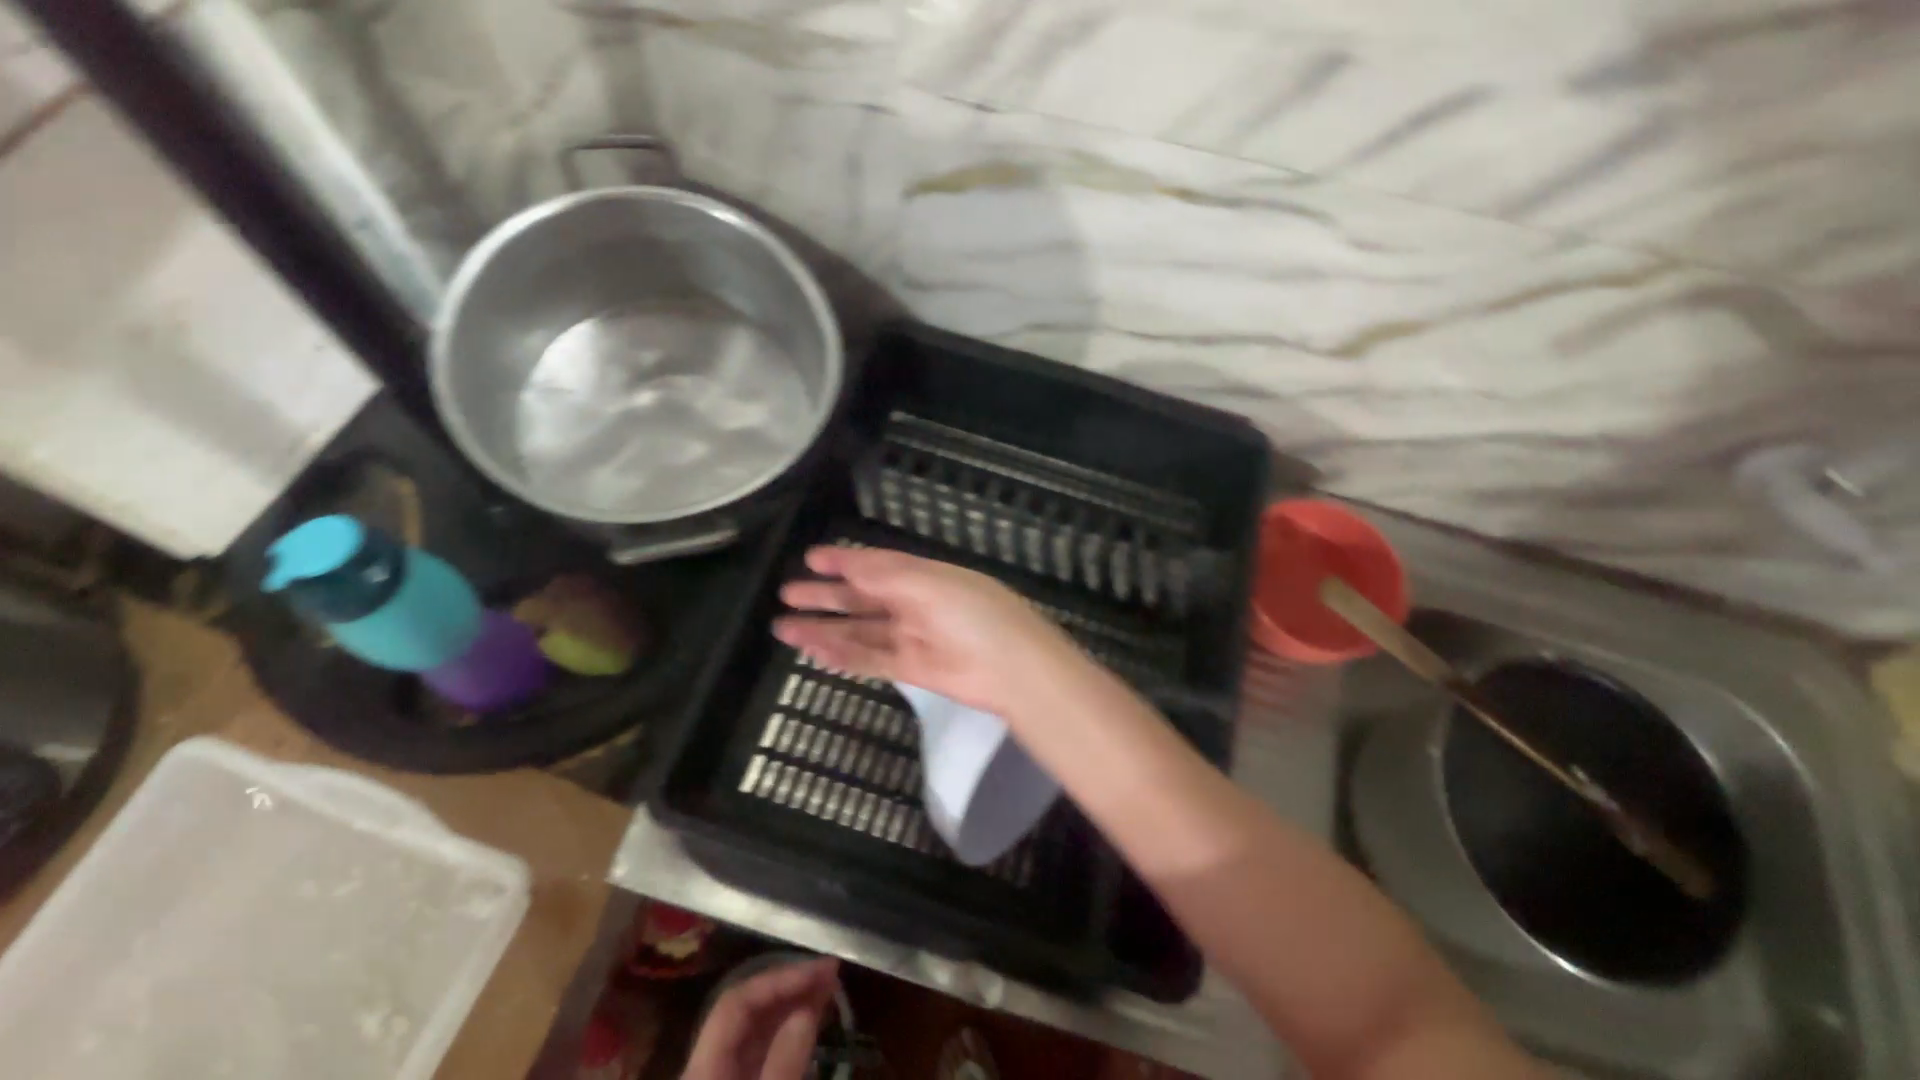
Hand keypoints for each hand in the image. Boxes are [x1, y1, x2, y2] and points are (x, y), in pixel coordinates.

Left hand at [683, 957, 839, 1079]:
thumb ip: (784, 1062)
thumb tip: (807, 1008)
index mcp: (703, 1069)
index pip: (735, 1003)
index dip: (778, 979)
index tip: (819, 968)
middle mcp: (709, 1065)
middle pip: (745, 1012)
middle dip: (788, 986)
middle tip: (831, 970)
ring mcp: (723, 1076)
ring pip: (757, 1030)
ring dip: (793, 1004)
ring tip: (829, 983)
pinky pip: (763, 1050)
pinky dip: (789, 1031)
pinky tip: (814, 1016)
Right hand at [774, 546, 1079, 716]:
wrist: (1015, 669)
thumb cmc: (976, 615)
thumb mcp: (930, 584)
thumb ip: (886, 576)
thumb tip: (848, 564)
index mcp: (923, 576)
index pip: (875, 564)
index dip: (843, 561)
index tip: (811, 558)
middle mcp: (914, 604)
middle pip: (861, 598)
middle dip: (825, 596)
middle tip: (787, 594)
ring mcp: (912, 638)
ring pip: (859, 631)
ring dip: (824, 629)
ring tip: (784, 627)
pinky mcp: (911, 670)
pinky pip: (869, 659)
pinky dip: (841, 655)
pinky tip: (814, 650)